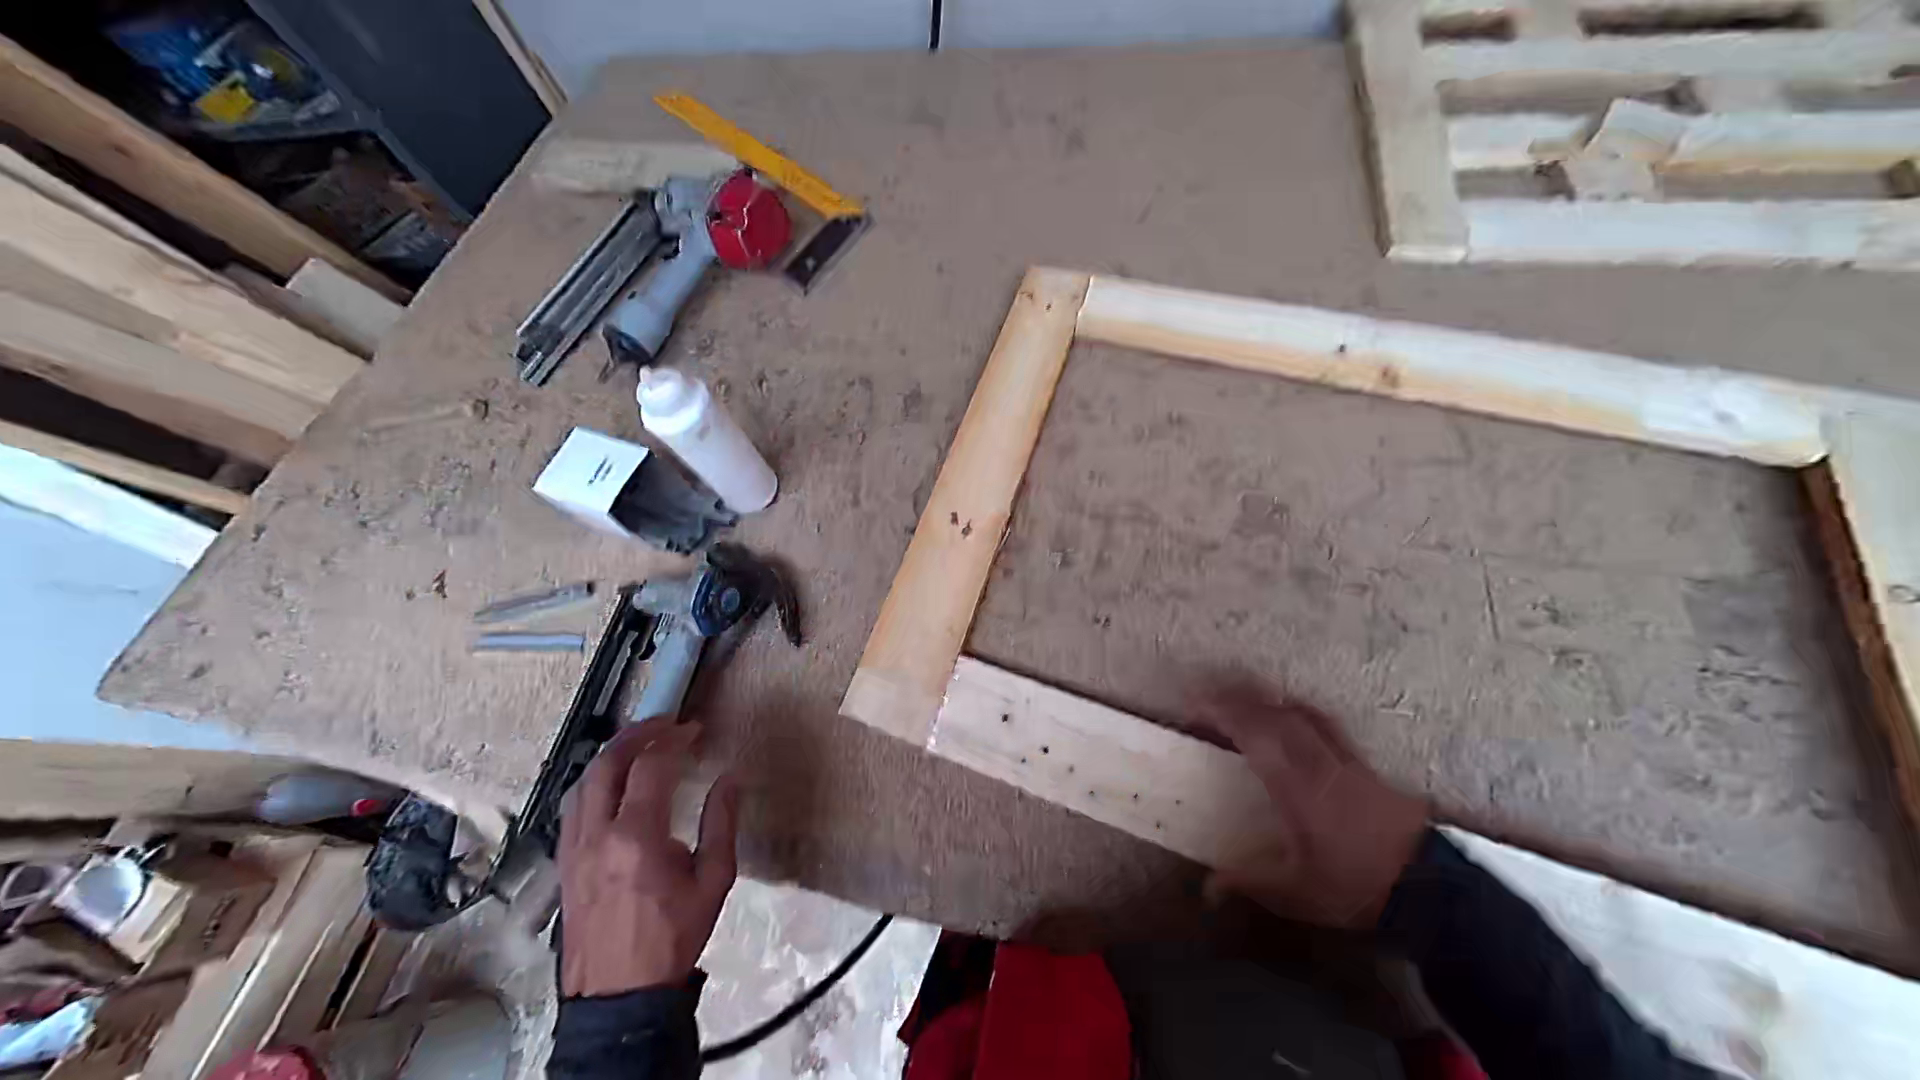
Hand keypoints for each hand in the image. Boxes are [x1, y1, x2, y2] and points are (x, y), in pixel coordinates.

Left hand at [558, 722, 738, 996]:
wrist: (619, 996)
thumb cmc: (671, 938)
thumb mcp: (714, 880)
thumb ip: (722, 823)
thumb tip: (730, 780)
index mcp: (636, 837)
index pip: (651, 766)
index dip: (673, 739)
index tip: (693, 730)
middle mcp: (597, 836)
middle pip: (607, 764)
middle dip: (636, 733)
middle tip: (663, 722)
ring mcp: (574, 850)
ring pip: (582, 782)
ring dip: (611, 754)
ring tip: (637, 744)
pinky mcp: (564, 865)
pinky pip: (572, 807)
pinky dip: (593, 782)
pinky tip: (611, 784)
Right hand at [1193, 684, 1427, 928]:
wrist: (1432, 886)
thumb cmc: (1358, 885)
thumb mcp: (1298, 894)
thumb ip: (1250, 883)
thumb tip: (1207, 888)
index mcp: (1297, 786)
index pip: (1255, 733)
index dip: (1222, 712)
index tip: (1194, 705)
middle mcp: (1317, 761)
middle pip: (1273, 713)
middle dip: (1235, 699)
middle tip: (1205, 700)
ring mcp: (1342, 757)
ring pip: (1298, 712)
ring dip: (1263, 701)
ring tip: (1238, 703)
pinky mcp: (1360, 761)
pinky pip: (1319, 721)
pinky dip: (1292, 710)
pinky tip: (1284, 716)